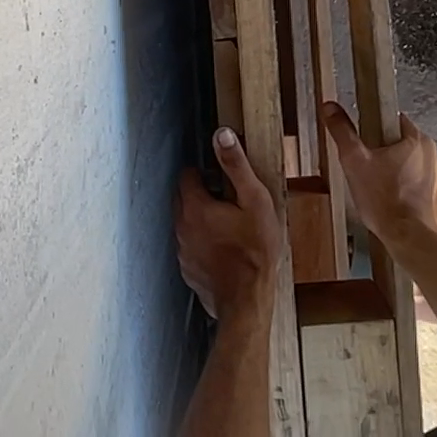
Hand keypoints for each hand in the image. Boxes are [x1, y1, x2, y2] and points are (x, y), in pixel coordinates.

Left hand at [175, 127, 284, 320]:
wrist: (248, 302)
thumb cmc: (255, 251)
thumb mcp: (254, 201)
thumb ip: (236, 165)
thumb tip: (222, 134)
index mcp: (195, 207)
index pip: (187, 174)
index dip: (205, 171)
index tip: (222, 178)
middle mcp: (182, 227)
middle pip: (183, 197)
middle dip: (201, 192)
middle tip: (228, 199)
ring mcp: (183, 251)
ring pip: (187, 222)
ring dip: (202, 218)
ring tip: (229, 223)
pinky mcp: (188, 270)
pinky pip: (191, 245)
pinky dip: (203, 241)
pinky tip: (225, 247)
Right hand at [321, 102, 436, 242]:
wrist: (408, 239)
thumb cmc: (383, 200)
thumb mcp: (354, 161)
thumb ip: (342, 131)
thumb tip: (330, 106)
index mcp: (416, 138)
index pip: (391, 118)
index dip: (373, 127)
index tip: (362, 141)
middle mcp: (431, 152)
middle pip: (398, 140)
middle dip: (381, 150)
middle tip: (365, 166)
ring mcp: (436, 173)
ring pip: (406, 160)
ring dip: (392, 167)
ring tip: (375, 184)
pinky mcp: (435, 193)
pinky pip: (414, 179)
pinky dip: (402, 184)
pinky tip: (388, 197)